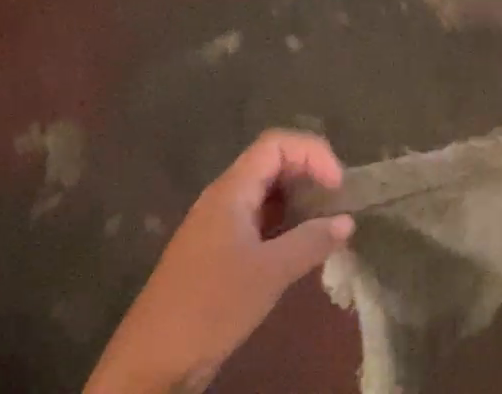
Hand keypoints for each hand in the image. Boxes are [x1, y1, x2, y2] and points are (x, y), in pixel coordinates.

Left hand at [85, 131, 355, 392]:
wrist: (155, 357)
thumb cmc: (212, 304)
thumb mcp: (269, 273)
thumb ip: (310, 242)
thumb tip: (346, 221)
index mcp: (231, 190)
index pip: (275, 144)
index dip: (311, 153)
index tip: (338, 185)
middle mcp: (223, 198)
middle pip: (270, 164)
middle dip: (308, 173)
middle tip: (338, 201)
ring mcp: (217, 225)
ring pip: (264, 194)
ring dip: (297, 200)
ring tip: (327, 222)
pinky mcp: (217, 252)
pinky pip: (257, 221)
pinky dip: (283, 224)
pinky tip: (301, 247)